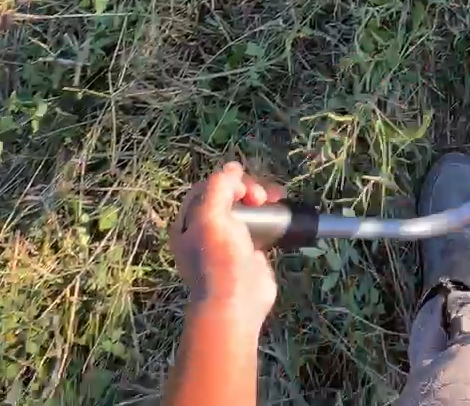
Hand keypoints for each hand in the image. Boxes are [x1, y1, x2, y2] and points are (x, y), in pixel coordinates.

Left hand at [172, 162, 282, 329]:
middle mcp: (206, 230)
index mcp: (188, 224)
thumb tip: (232, 167)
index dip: (227, 182)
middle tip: (261, 197)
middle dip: (248, 188)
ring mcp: (229, 240)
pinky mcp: (250, 248)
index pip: (207, 188)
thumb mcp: (211, 217)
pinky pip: (260, 221)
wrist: (236, 302)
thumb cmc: (219, 258)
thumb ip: (219, 187)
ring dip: (262, 196)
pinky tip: (281, 210)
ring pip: (247, 206)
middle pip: (229, 194)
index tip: (243, 190)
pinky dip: (270, 212)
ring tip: (277, 198)